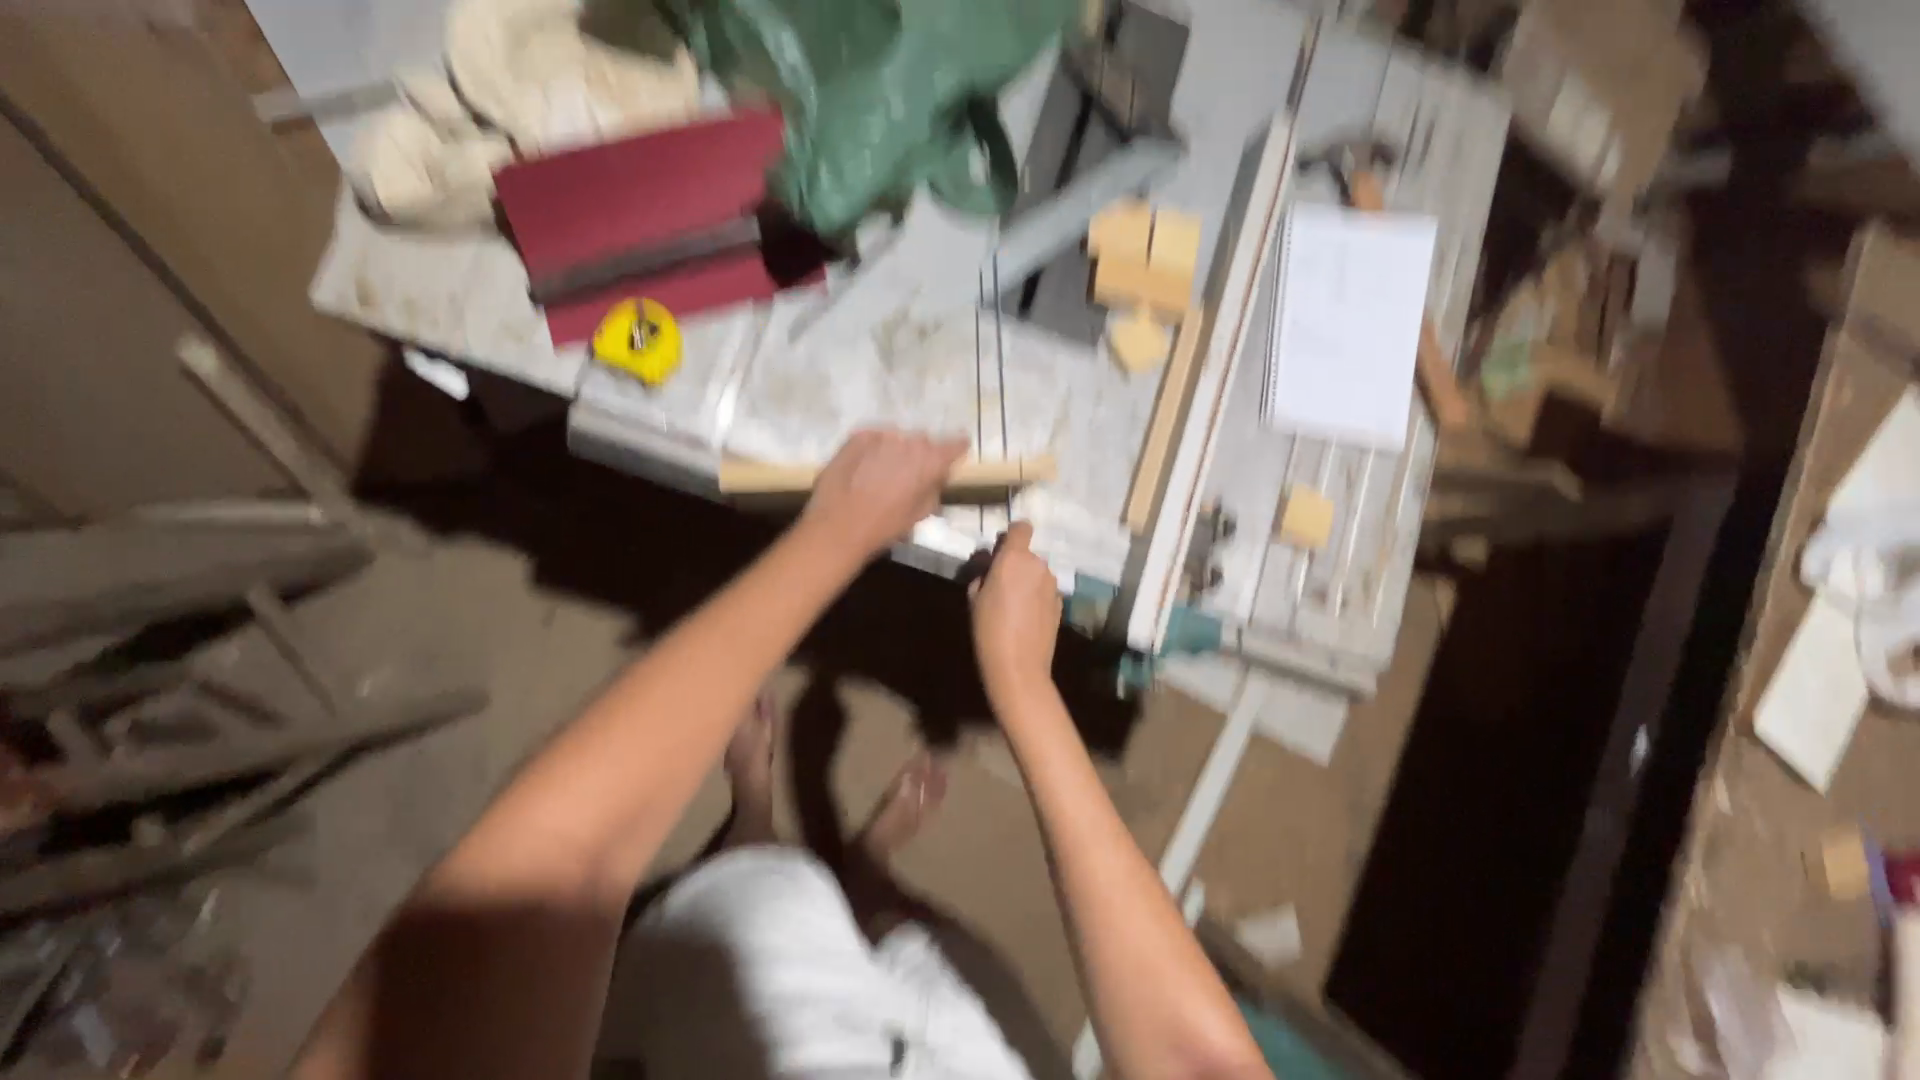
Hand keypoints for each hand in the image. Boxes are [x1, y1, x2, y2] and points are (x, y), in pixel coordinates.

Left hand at [798, 428, 968, 561]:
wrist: (838, 526)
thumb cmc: (884, 527)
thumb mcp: (920, 514)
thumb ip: (934, 488)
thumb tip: (936, 475)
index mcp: (930, 461)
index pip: (954, 444)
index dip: (957, 446)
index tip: (959, 448)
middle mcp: (910, 441)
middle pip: (923, 441)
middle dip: (921, 453)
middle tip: (911, 473)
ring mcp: (882, 435)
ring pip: (897, 438)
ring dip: (897, 450)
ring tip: (884, 471)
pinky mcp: (858, 436)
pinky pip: (874, 438)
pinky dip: (875, 448)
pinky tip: (865, 467)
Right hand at [970, 522, 1061, 701]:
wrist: (1019, 665)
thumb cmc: (988, 628)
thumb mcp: (974, 598)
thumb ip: (983, 573)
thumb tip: (990, 566)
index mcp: (1014, 558)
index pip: (1021, 527)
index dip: (1012, 534)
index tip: (1002, 549)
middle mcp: (1038, 565)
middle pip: (1027, 554)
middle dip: (1016, 563)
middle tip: (1000, 585)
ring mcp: (1053, 584)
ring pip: (1037, 573)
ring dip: (1027, 580)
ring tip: (1013, 605)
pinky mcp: (1061, 603)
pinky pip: (1045, 591)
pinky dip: (1037, 596)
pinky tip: (1026, 617)